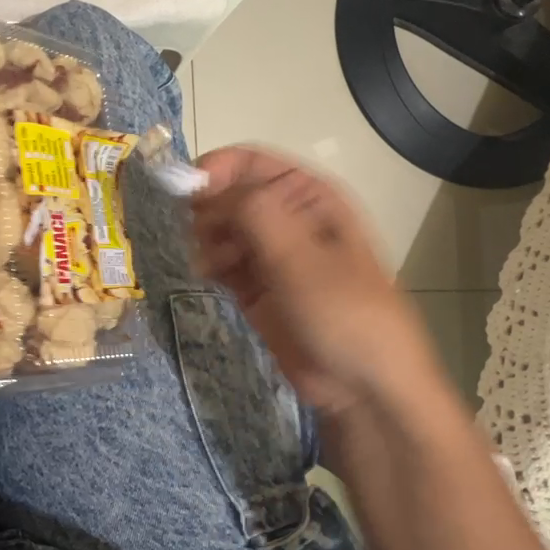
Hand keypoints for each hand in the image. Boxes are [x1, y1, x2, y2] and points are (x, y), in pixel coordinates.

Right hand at [191, 146, 438, 414]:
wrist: (364, 386)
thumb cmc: (345, 314)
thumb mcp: (302, 258)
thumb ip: (255, 213)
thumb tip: (207, 183)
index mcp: (311, 197)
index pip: (252, 164)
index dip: (216, 170)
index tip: (185, 193)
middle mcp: (288, 218)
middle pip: (229, 194)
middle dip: (206, 209)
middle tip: (196, 236)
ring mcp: (270, 254)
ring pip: (219, 228)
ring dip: (204, 239)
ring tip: (206, 264)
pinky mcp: (255, 287)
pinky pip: (220, 261)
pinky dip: (207, 264)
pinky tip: (206, 278)